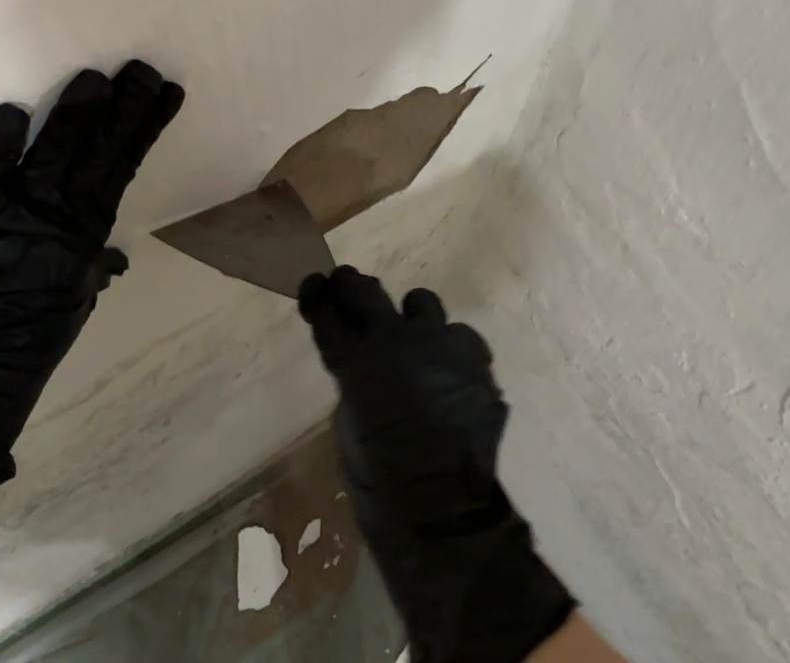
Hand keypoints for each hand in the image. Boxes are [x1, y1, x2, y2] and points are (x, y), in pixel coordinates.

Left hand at [0, 60, 183, 485]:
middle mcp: (63, 213)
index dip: (146, 127)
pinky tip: (11, 112)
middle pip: (97, 150)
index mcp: (90, 227)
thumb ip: (94, 257)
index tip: (167, 92)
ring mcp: (21, 213)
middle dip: (123, 108)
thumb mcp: (82, 287)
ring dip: (74, 115)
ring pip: (53, 153)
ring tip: (95, 79)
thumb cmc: (40, 326)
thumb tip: (110, 249)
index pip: (125, 164)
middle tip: (141, 70)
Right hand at [299, 267, 574, 661]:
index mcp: (356, 362)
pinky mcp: (476, 360)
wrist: (442, 506)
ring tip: (412, 333)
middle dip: (353, 286)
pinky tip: (449, 370)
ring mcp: (440, 346)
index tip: (314, 284)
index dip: (317, 297)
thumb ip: (355, 383)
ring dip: (412, 315)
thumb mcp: (349, 425)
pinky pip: (461, 337)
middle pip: (368, 293)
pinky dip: (451, 349)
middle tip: (347, 283)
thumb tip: (364, 367)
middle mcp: (397, 342)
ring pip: (423, 302)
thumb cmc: (380, 479)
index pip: (327, 315)